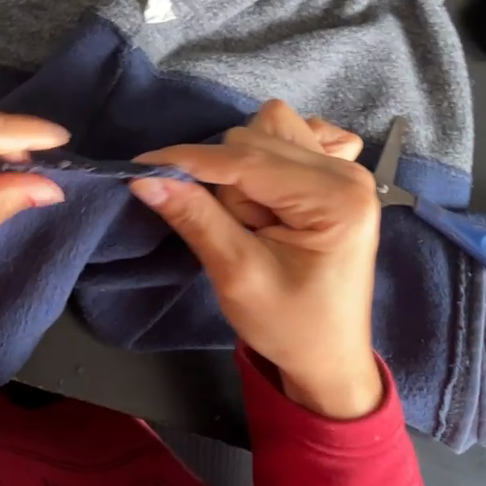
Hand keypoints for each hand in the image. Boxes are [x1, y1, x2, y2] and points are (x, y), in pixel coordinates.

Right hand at [130, 101, 384, 418]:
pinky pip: (291, 135)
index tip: (138, 166)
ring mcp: (345, 168)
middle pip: (254, 140)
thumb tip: (145, 178)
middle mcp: (347, 172)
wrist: (327, 355)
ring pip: (267, 130)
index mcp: (336, 198)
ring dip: (240, 168)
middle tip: (231, 231)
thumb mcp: (236, 275)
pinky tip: (265, 190)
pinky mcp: (334, 173)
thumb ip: (195, 218)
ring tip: (249, 218)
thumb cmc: (289, 324)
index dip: (188, 160)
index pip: (246, 159)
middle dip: (223, 182)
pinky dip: (264, 155)